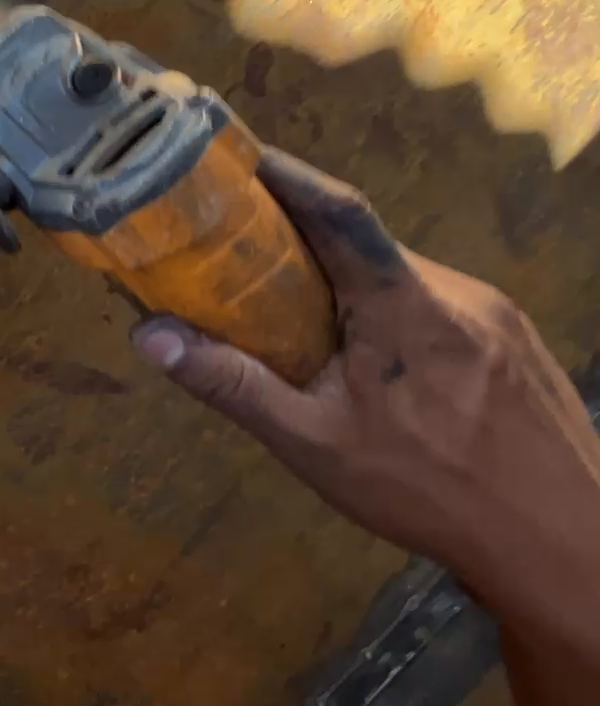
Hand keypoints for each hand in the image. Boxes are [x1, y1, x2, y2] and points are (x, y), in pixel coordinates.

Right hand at [130, 149, 599, 660]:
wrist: (577, 554)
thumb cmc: (433, 493)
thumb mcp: (313, 444)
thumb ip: (231, 383)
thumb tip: (148, 335)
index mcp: (409, 309)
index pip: (342, 214)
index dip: (285, 174)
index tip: (232, 151)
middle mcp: (456, 294)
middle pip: (359, 240)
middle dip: (289, 231)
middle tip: (224, 241)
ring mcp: (491, 314)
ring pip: (388, 269)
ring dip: (328, 271)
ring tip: (273, 299)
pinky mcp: (508, 337)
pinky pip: (419, 295)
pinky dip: (366, 298)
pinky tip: (346, 342)